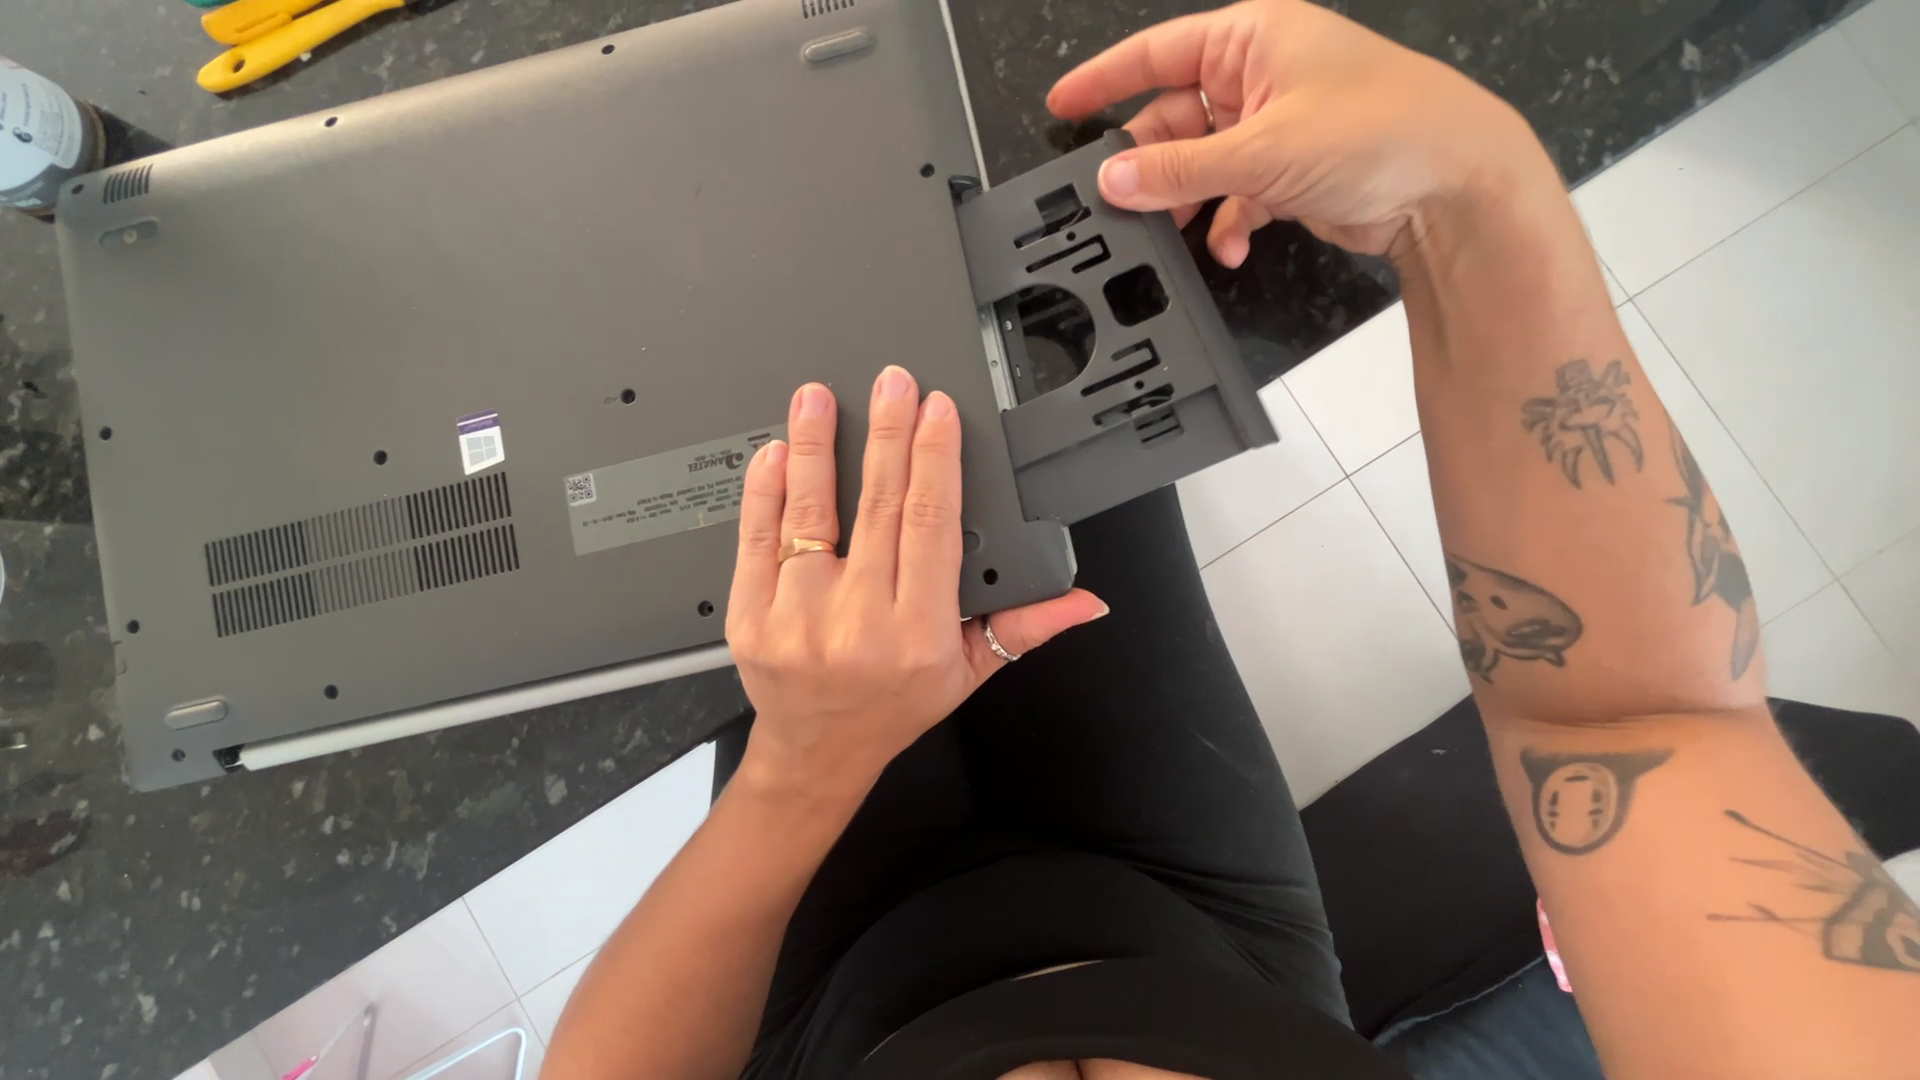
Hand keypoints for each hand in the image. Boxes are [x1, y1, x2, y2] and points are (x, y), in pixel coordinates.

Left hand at [725, 367, 1107, 800]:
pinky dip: (766, 491)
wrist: (818, 749)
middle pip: (878, 506)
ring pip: (811, 513)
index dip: (935, 460)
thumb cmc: (893, 707)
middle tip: (892, 384)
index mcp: (918, 632)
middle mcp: (858, 623)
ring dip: (817, 447)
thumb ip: (1025, 628)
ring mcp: (797, 617)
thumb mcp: (969, 673)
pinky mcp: (752, 615)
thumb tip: (1084, 602)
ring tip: (819, 398)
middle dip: (888, 434)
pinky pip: (757, 540)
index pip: (932, 525)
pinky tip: (776, 454)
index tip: (936, 414)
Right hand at [1047, 0, 1551, 263]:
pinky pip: (1232, 199)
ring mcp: (1271, 129)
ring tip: (1172, 235)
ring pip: (1199, 168)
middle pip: (1175, 122)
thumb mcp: (1261, 150)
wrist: (1449, 187)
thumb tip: (1112, 178)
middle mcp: (1258, 78)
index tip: (1062, 106)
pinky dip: (1226, 225)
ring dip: (1186, 205)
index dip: (1105, 80)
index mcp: (1253, 40)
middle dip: (1150, 167)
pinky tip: (1232, 246)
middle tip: (1118, 204)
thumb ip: (1178, 170)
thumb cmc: (1374, 134)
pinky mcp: (1285, 174)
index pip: (1158, 53)